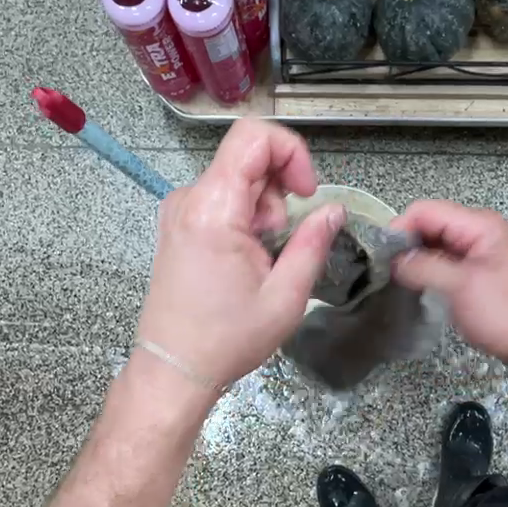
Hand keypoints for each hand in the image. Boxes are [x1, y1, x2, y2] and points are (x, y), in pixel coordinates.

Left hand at [136, 118, 342, 392]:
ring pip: (236, 182)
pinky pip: (221, 202)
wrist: (174, 369)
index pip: (254, 137)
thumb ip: (313, 244)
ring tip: (263, 260)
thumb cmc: (227, 339)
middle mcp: (189, 200)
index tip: (307, 193)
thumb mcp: (285, 296)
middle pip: (247, 159)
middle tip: (282, 244)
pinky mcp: (178, 227)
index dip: (292, 154)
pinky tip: (245, 261)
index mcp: (213, 208)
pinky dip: (243, 221)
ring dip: (263, 212)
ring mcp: (179, 212)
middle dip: (279, 193)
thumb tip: (333, 211)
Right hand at [390, 200, 507, 373]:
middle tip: (384, 271)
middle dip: (405, 244)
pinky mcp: (477, 274)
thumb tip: (393, 259)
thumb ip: (424, 267)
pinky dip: (428, 271)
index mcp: (479, 225)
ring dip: (415, 259)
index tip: (381, 256)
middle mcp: (478, 232)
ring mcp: (479, 253)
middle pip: (429, 224)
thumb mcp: (461, 287)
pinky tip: (417, 288)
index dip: (399, 229)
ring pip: (435, 245)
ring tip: (396, 281)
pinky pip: (445, 263)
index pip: (425, 210)